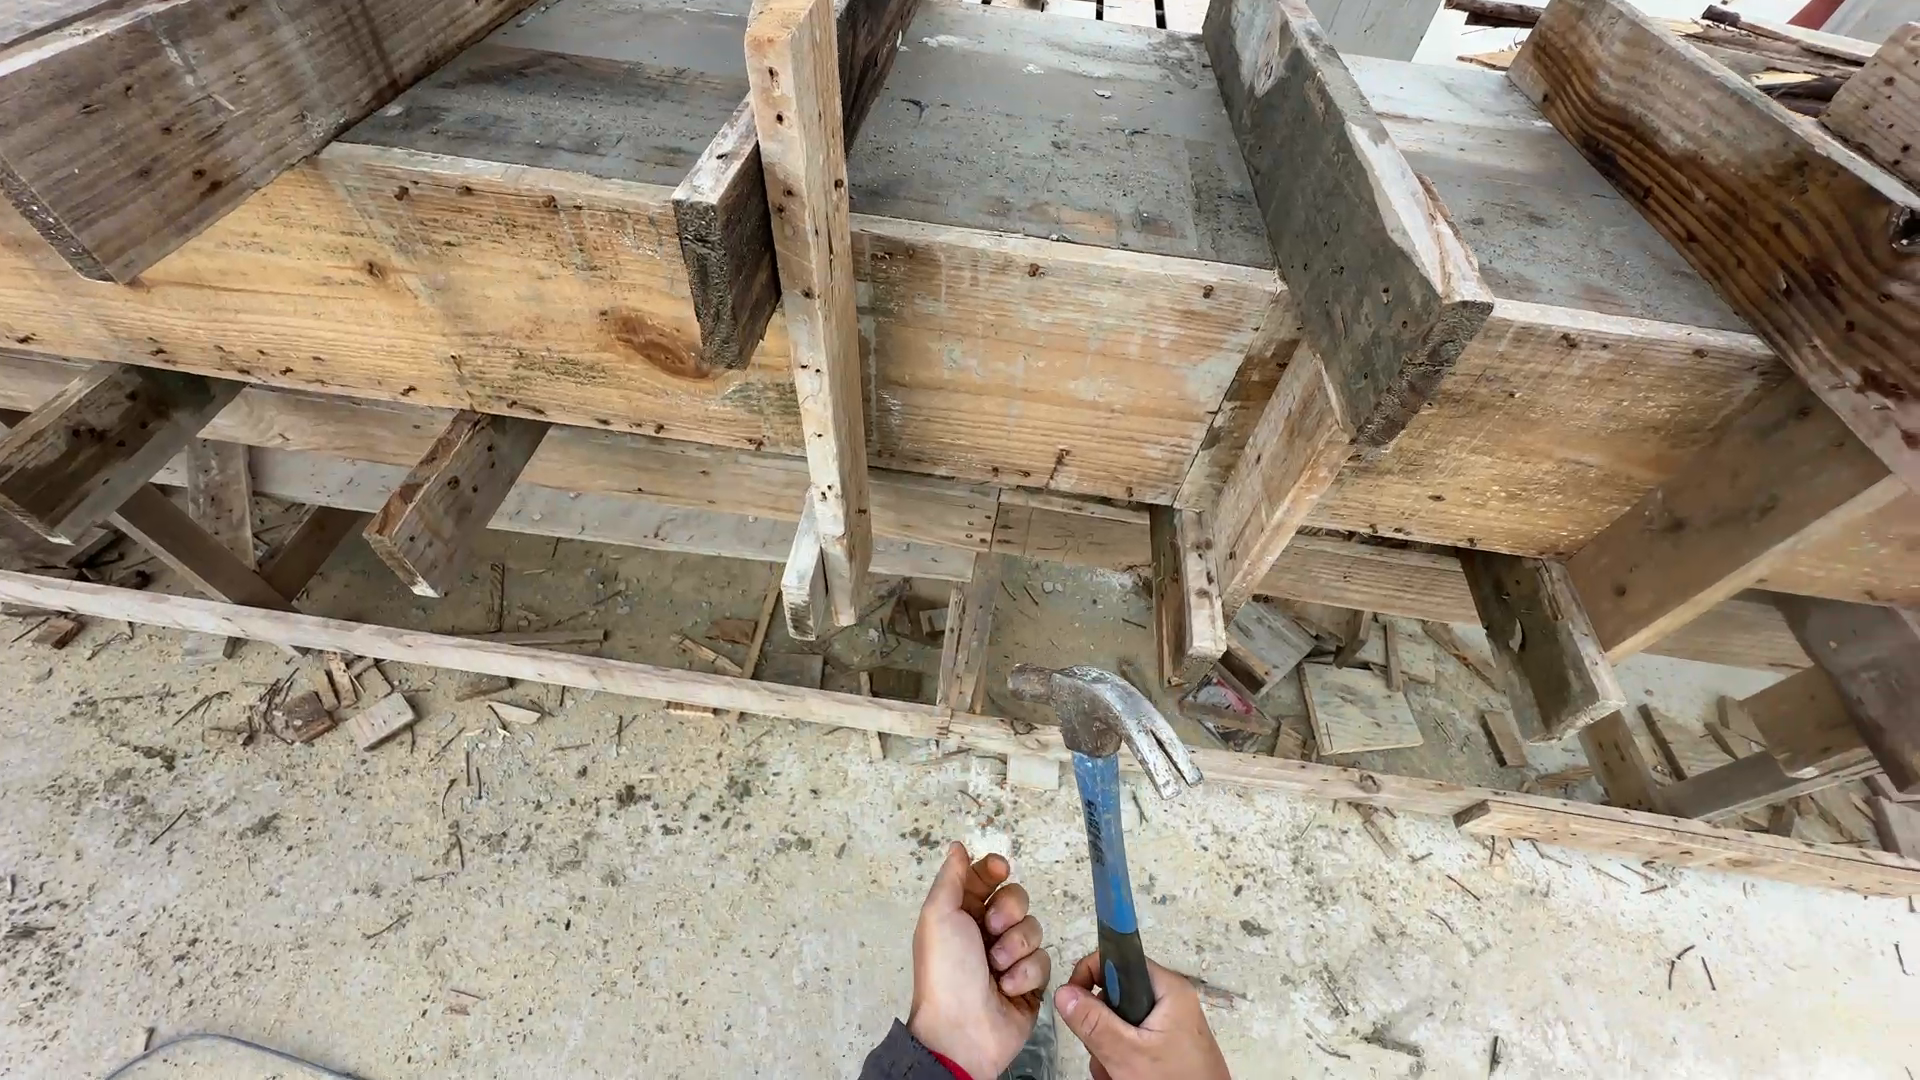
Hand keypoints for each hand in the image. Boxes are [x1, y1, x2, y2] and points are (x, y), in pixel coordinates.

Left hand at [908, 842, 1051, 1079]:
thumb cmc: (946, 970)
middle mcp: (987, 930)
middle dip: (1009, 911)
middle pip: (1016, 898)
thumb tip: (957, 846)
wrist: (961, 1031)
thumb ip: (951, 876)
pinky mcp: (1030, 982)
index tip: (999, 869)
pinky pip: (1043, 960)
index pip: (986, 876)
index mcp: (962, 912)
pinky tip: (1008, 987)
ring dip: (1016, 946)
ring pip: (1033, 927)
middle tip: (992, 930)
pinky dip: (1026, 973)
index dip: (995, 869)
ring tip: (997, 968)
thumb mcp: (938, 915)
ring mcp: (1010, 956)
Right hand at [1053, 950, 1230, 1079]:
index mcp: (1167, 988)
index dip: (1091, 973)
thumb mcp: (1127, 1054)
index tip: (1074, 999)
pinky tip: (1120, 1077)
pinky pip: (1134, 1041)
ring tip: (1112, 1073)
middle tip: (1100, 1050)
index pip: (1119, 958)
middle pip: (1117, 994)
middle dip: (1100, 1024)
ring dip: (1107, 1047)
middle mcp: (1170, 1001)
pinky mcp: (1169, 1048)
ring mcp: (1170, 1026)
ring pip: (1121, 1022)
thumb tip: (1062, 991)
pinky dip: (1121, 1059)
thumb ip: (1093, 1022)